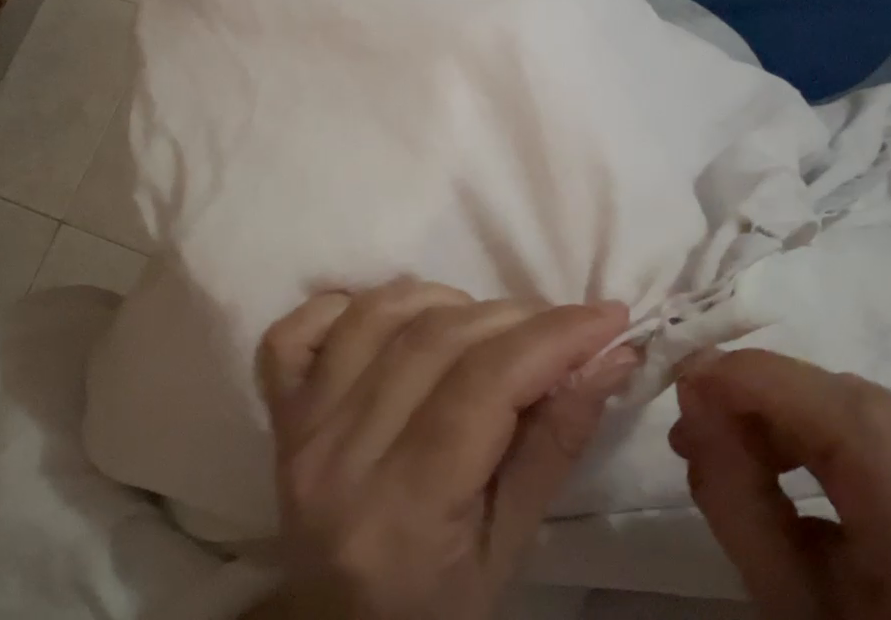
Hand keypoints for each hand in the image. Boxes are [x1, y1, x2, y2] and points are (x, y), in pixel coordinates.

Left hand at [252, 280, 637, 619]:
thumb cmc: (436, 603)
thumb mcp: (511, 546)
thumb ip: (555, 445)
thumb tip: (610, 356)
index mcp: (404, 511)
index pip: (481, 387)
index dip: (552, 338)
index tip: (608, 318)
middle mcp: (340, 458)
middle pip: (434, 341)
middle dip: (517, 317)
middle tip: (565, 328)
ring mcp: (301, 428)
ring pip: (377, 316)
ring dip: (449, 301)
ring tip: (493, 326)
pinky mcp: (281, 410)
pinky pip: (301, 327)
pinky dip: (353, 304)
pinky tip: (400, 320)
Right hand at [671, 349, 890, 619]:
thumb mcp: (799, 603)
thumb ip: (738, 498)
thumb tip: (697, 413)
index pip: (797, 383)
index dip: (725, 376)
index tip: (672, 391)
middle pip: (836, 396)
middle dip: (759, 405)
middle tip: (697, 443)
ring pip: (874, 422)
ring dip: (802, 431)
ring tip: (750, 474)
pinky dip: (853, 462)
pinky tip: (822, 506)